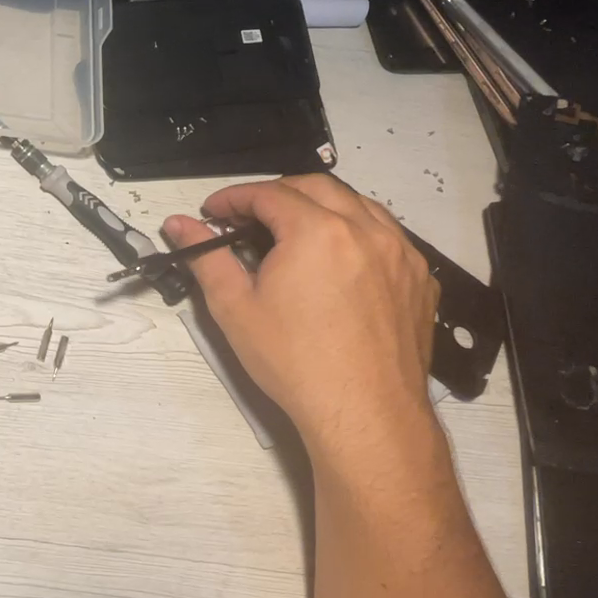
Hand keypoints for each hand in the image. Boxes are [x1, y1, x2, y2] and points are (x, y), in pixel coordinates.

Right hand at [163, 175, 438, 450]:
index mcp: (316, 232)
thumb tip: (178, 225)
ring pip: (358, 205)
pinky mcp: (419, 280)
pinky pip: (387, 236)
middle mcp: (366, 231)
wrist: (364, 410)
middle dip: (276, 193)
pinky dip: (354, 232)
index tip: (212, 212)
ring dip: (318, 206)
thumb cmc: (293, 358)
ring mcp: (401, 254)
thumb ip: (205, 256)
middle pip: (317, 187)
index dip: (233, 197)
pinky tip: (333, 261)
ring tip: (289, 233)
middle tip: (245, 216)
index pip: (269, 194)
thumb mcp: (233, 306)